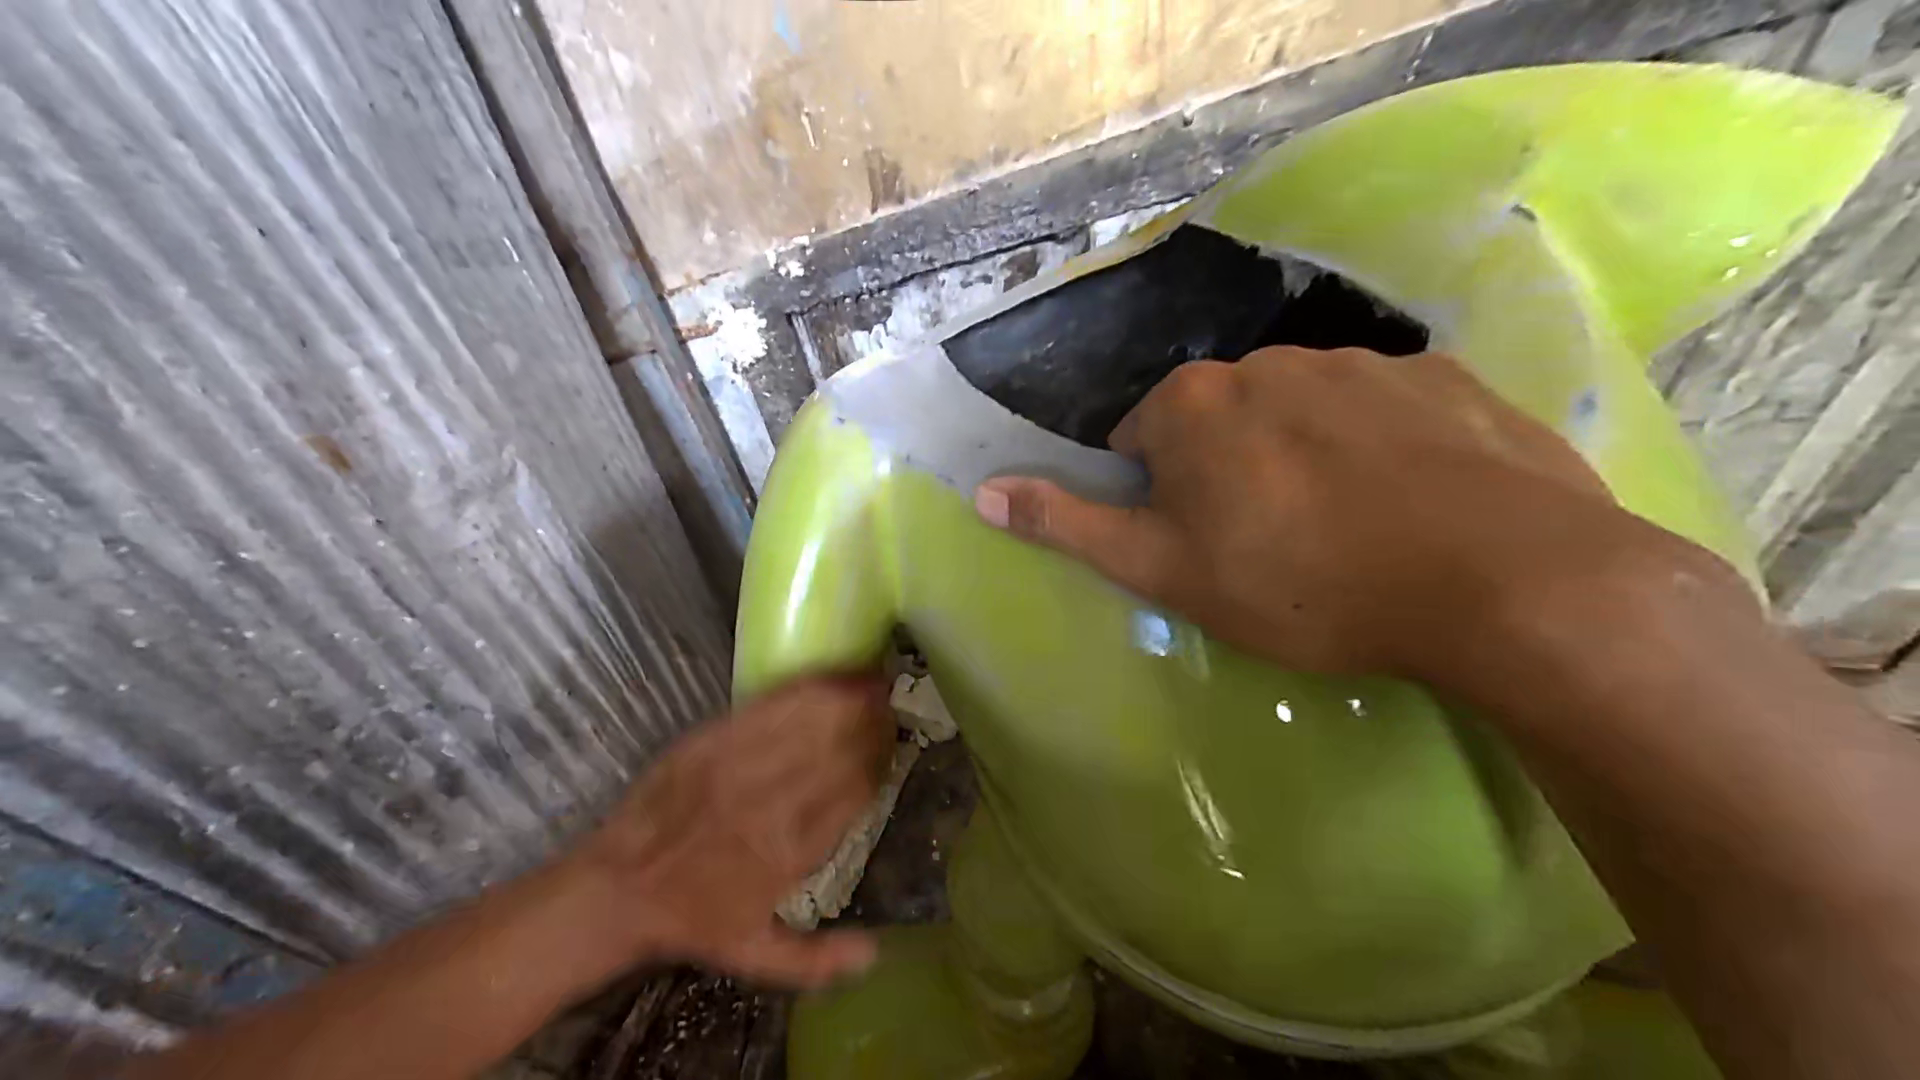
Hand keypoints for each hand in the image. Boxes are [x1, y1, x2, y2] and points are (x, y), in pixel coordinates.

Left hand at [572, 676, 893, 986]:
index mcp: (793, 850)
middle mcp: (776, 803)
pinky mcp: (716, 740)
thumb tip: (875, 952)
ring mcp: (744, 766)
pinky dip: (809, 689)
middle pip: (842, 750)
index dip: (882, 762)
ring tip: (875, 683)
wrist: (620, 886)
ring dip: (851, 699)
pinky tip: (832, 678)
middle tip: (891, 707)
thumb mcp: (754, 956)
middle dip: (875, 724)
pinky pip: (774, 706)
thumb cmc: (694, 918)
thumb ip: (817, 958)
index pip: (856, 792)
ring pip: (814, 721)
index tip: (894, 745)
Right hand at [974, 347, 1743, 684]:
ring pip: (1299, 412)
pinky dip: (1375, 448)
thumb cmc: (1298, 582)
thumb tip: (983, 491)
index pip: (1142, 438)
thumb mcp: (1161, 568)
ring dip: (1299, 457)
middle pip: (1219, 419)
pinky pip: (1380, 411)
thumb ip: (1067, 523)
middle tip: (1266, 546)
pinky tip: (1405, 504)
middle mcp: (1268, 361)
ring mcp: (1363, 362)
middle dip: (1225, 471)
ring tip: (1341, 530)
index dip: (1159, 495)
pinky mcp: (1445, 378)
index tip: (1197, 544)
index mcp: (1193, 404)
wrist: (1495, 581)